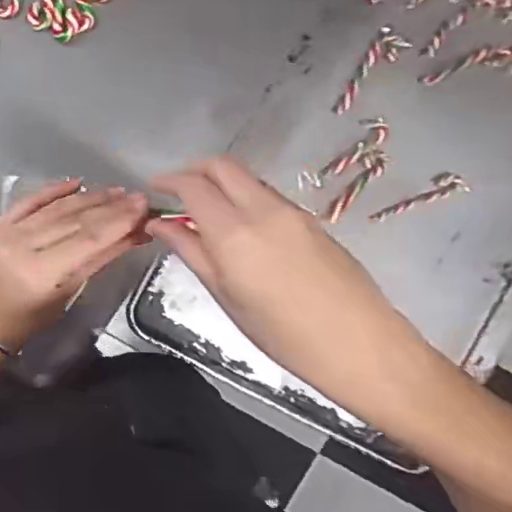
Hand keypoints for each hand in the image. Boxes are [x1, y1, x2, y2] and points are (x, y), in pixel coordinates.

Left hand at [0, 180, 148, 350]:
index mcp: (41, 273)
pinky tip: (78, 183)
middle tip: (137, 198)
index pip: (87, 240)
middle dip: (109, 207)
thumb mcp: (71, 293)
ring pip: (56, 208)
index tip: (143, 207)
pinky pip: (31, 201)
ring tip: (116, 192)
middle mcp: (22, 248)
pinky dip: (55, 190)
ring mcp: (7, 233)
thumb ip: (101, 259)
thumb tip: (136, 232)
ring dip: (89, 197)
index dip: (118, 221)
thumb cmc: (34, 315)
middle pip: (74, 221)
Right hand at [147, 158, 439, 422]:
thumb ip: (190, 252)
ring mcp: (293, 212)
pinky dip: (242, 197)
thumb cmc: (280, 334)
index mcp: (235, 233)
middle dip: (193, 170)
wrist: (360, 345)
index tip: (152, 189)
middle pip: (223, 166)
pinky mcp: (311, 221)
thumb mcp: (224, 295)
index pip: (194, 185)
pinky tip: (235, 227)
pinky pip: (267, 196)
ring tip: (200, 212)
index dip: (168, 181)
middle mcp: (264, 210)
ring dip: (219, 183)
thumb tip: (160, 225)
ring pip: (247, 178)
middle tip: (173, 191)